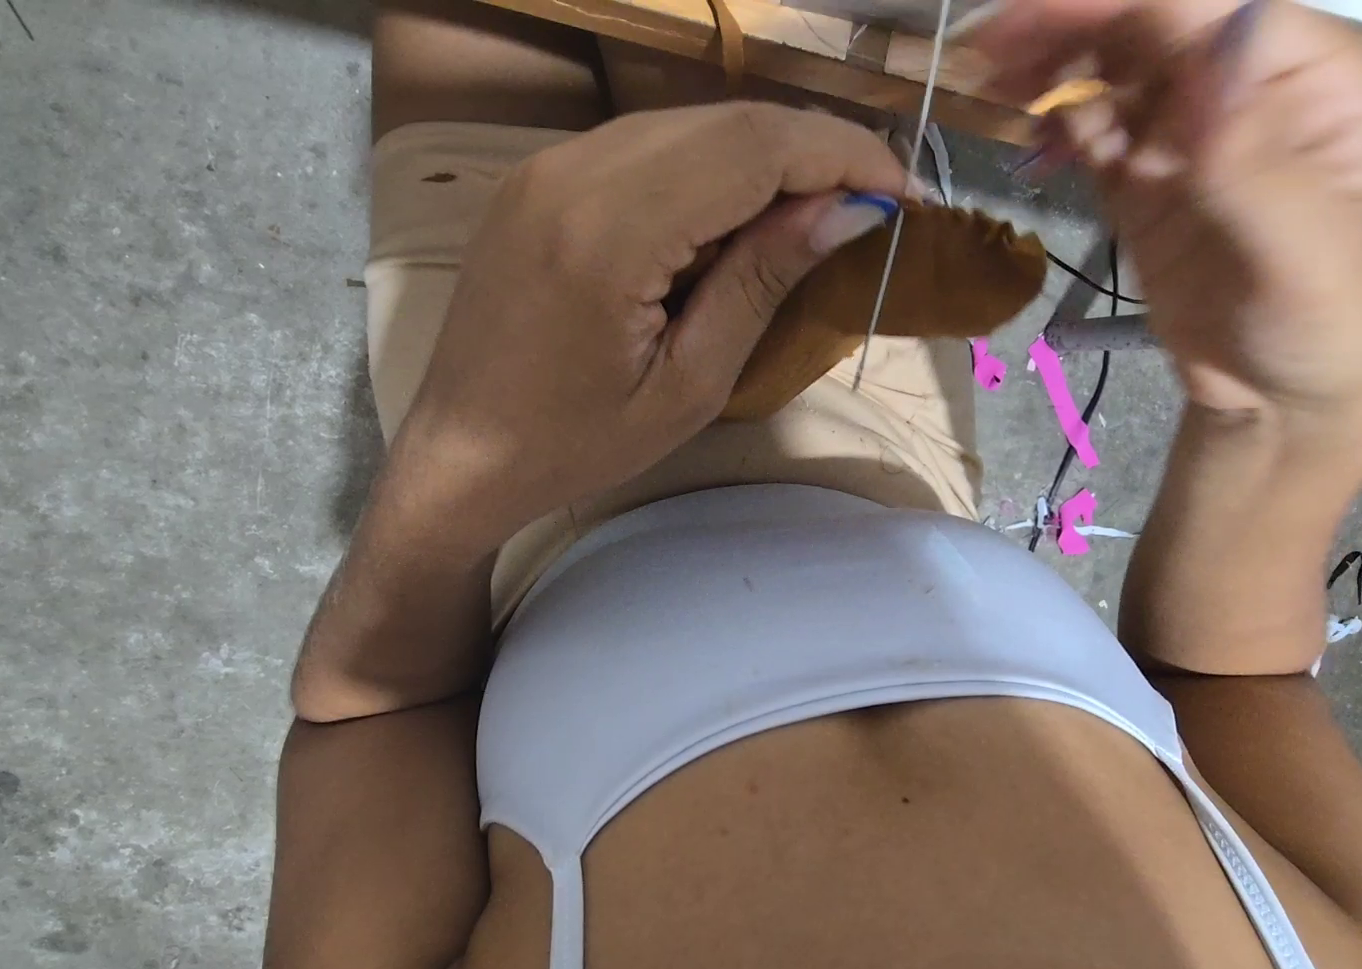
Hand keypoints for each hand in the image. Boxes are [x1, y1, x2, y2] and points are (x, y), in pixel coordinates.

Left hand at [393, 102, 915, 546]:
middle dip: (813, 149)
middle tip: (870, 203)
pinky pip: (645, 146)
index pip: (753, 147)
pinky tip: (738, 215)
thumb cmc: (575, 446)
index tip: (901, 193)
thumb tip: (845, 210)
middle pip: (725, 120)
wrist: (460, 455)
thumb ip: (760, 283)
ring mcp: (546, 165)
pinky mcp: (537, 178)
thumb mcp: (686, 386)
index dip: (840, 156)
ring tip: (816, 213)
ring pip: (687, 124)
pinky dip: (709, 167)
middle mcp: (572, 171)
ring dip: (764, 156)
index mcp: (609, 231)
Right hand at [974, 0, 1361, 426]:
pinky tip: (1039, 144)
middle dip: (1072, 29)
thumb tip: (1212, 58)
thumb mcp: (1308, 253)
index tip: (1027, 18)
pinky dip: (1063, 130)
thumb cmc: (1326, 325)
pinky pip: (1098, 138)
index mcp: (1306, 79)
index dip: (1112, 7)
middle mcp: (1246, 92)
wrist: (1283, 398)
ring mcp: (1189, 141)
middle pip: (1150, 30)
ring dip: (1058, 71)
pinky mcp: (1148, 188)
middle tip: (991, 51)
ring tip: (999, 86)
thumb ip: (1256, 161)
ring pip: (1116, 76)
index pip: (1202, 13)